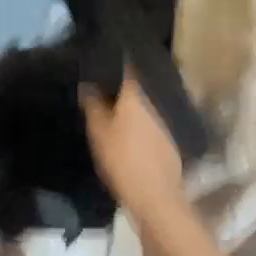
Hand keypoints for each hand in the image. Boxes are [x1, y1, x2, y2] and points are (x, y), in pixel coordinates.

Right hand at [80, 73, 184, 216]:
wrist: (156, 197)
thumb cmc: (123, 160)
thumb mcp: (99, 133)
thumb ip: (93, 106)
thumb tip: (88, 83)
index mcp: (135, 98)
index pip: (128, 70)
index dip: (118, 62)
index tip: (106, 57)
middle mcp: (153, 106)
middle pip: (136, 90)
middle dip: (122, 87)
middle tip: (103, 85)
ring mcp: (163, 125)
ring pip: (143, 109)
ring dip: (130, 108)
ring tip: (112, 110)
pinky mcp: (167, 144)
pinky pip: (149, 127)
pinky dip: (138, 126)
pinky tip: (128, 134)